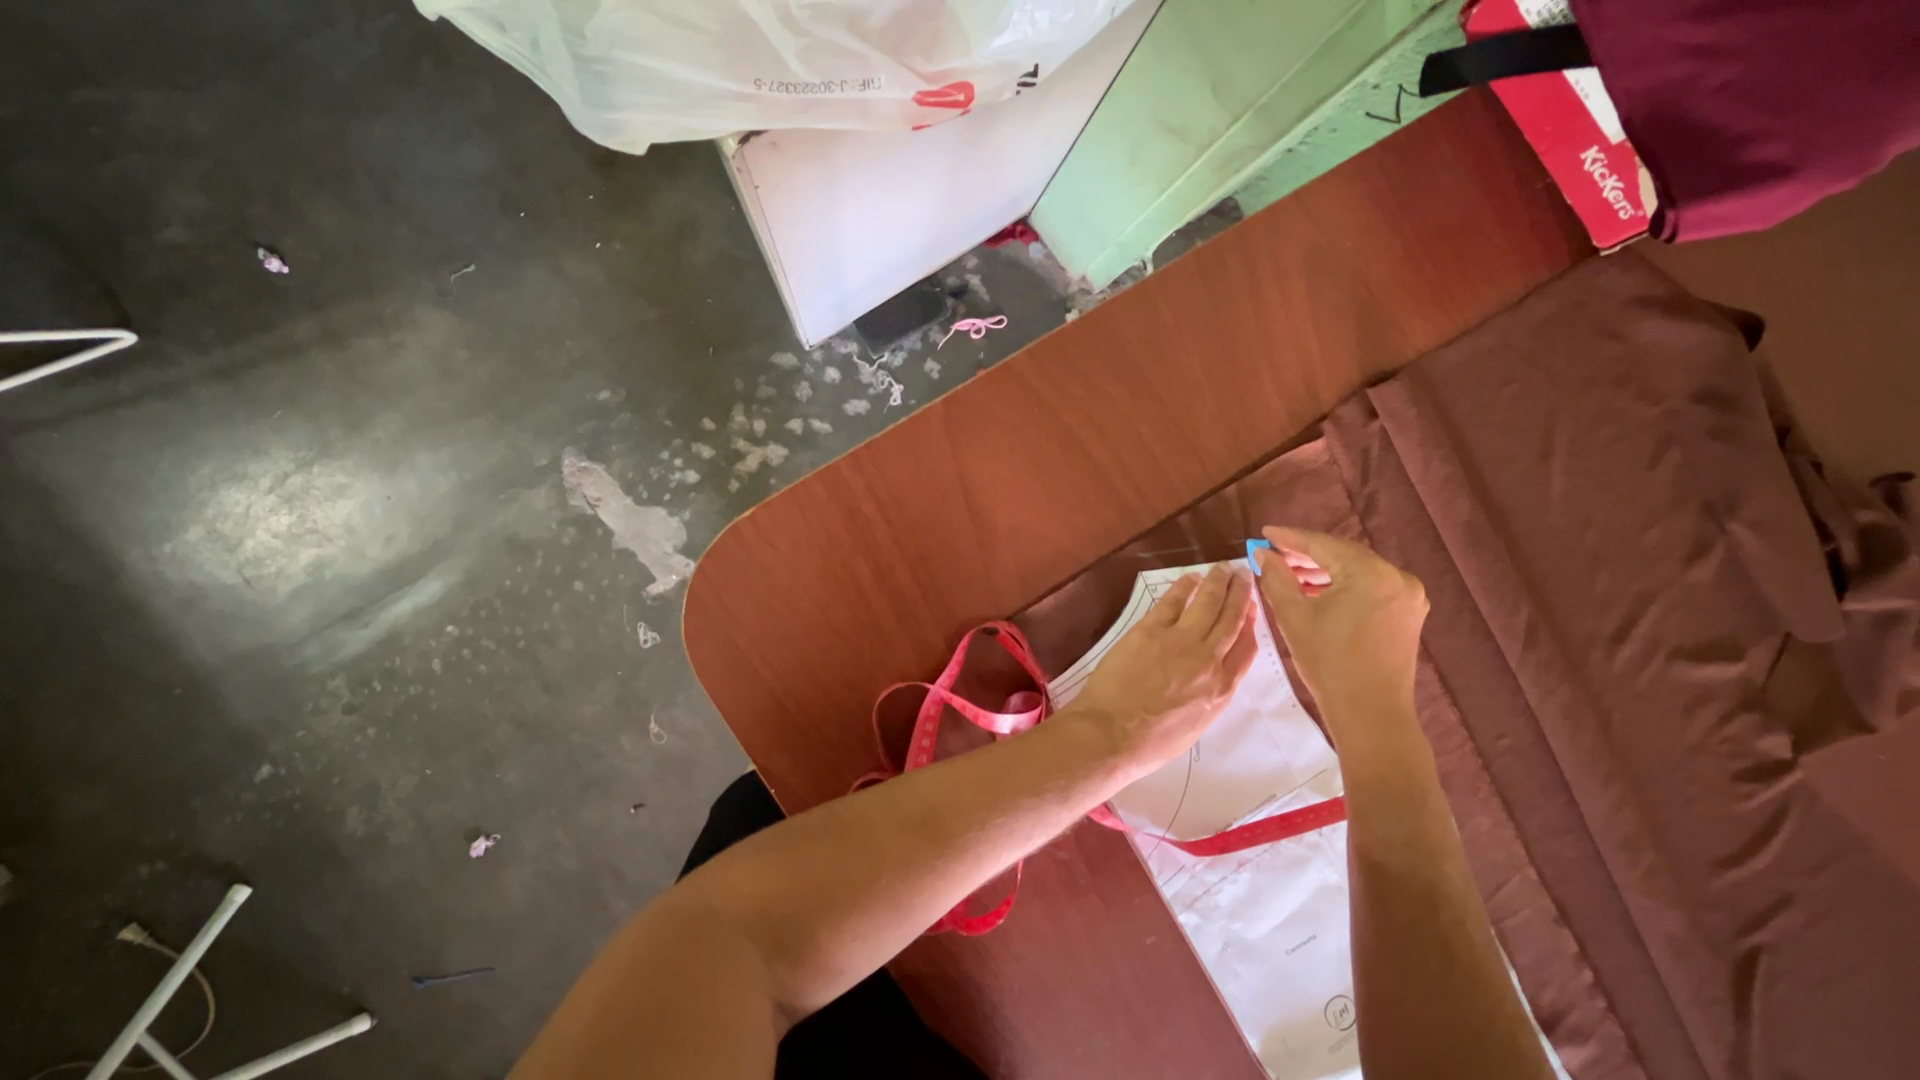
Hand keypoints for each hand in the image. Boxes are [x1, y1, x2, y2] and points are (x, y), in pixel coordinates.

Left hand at [1069, 564, 1258, 773]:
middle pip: (1231, 620)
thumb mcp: (1195, 726)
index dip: (1251, 625)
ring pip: (1208, 604)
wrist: (1110, 735)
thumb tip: (1211, 677)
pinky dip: (1185, 587)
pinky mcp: (1151, 630)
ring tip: (1224, 569)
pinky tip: (1191, 578)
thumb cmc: (1149, 743)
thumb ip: (1209, 697)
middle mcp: (1208, 661)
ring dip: (1218, 583)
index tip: (1252, 609)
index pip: (1246, 650)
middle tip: (1244, 576)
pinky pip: (1174, 601)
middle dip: (1240, 595)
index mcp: (1221, 690)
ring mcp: (1181, 642)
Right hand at [1254, 527, 1427, 724]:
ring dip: (1324, 572)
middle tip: (1274, 555)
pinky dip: (1344, 587)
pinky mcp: (1408, 613)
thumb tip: (1264, 554)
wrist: (1370, 713)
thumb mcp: (1293, 617)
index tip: (1265, 533)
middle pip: (1343, 555)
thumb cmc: (1328, 664)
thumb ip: (1276, 577)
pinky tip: (1319, 594)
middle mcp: (1397, 576)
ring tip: (1291, 576)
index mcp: (1371, 573)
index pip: (1323, 544)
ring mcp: (1408, 595)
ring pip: (1357, 571)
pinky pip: (1371, 588)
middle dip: (1307, 555)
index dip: (1290, 538)